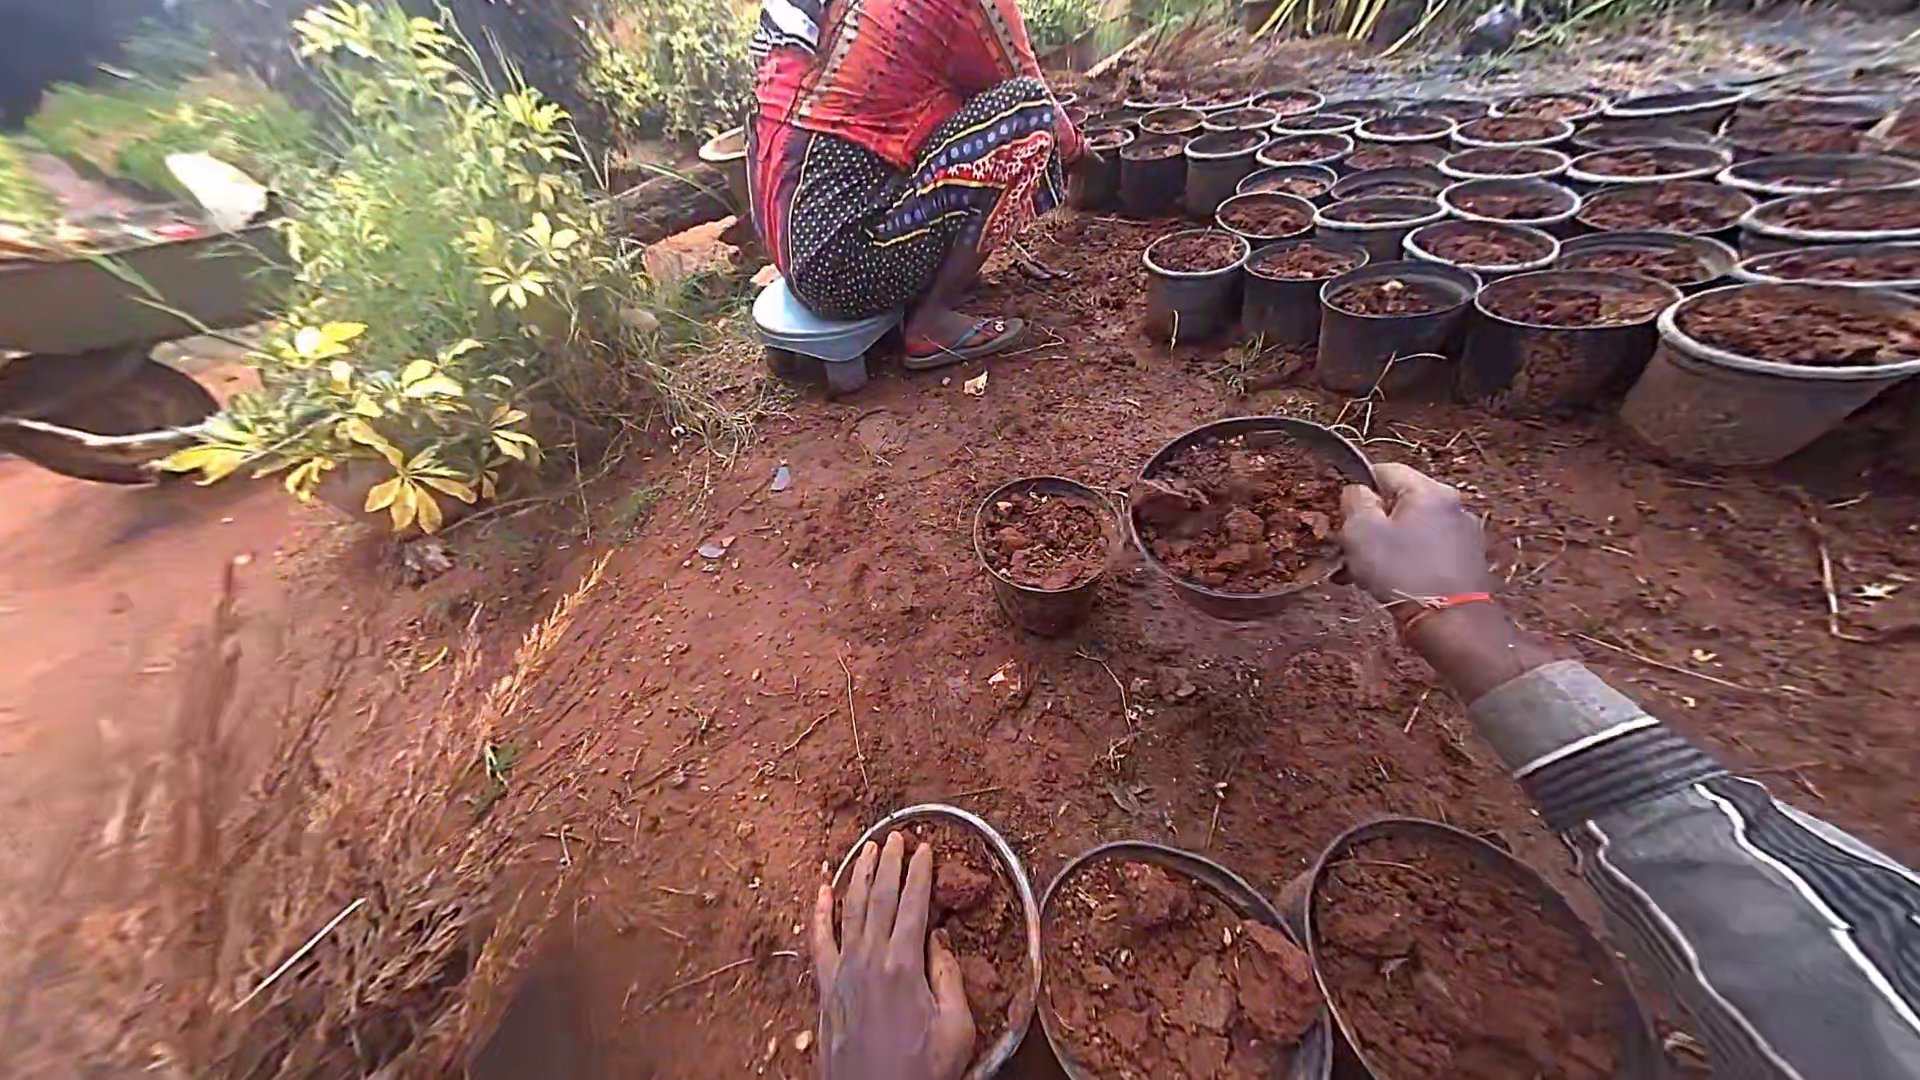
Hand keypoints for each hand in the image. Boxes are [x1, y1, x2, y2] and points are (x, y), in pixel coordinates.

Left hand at [813, 832, 973, 1079]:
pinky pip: (819, 942)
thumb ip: (949, 977)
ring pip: (851, 908)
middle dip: (890, 862)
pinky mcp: (827, 989)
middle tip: (896, 836)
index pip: (914, 902)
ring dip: (860, 874)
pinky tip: (822, 889)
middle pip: (881, 896)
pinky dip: (819, 913)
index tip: (925, 847)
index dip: (920, 871)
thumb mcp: (956, 1030)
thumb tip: (938, 939)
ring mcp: (844, 971)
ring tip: (868, 848)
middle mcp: (870, 959)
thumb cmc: (922, 1074)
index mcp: (904, 965)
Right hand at [1339, 462, 1492, 609]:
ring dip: (1381, 542)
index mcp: (1429, 492)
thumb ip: (1355, 502)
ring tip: (1358, 569)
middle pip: (1398, 501)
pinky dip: (1400, 558)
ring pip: (1408, 527)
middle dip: (1368, 520)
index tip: (1341, 510)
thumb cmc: (1399, 569)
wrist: (1449, 620)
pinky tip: (1382, 580)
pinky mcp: (1464, 560)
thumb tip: (1358, 491)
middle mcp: (1453, 506)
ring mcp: (1463, 534)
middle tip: (1346, 543)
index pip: (1385, 470)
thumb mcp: (1361, 530)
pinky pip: (1422, 548)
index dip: (1358, 485)